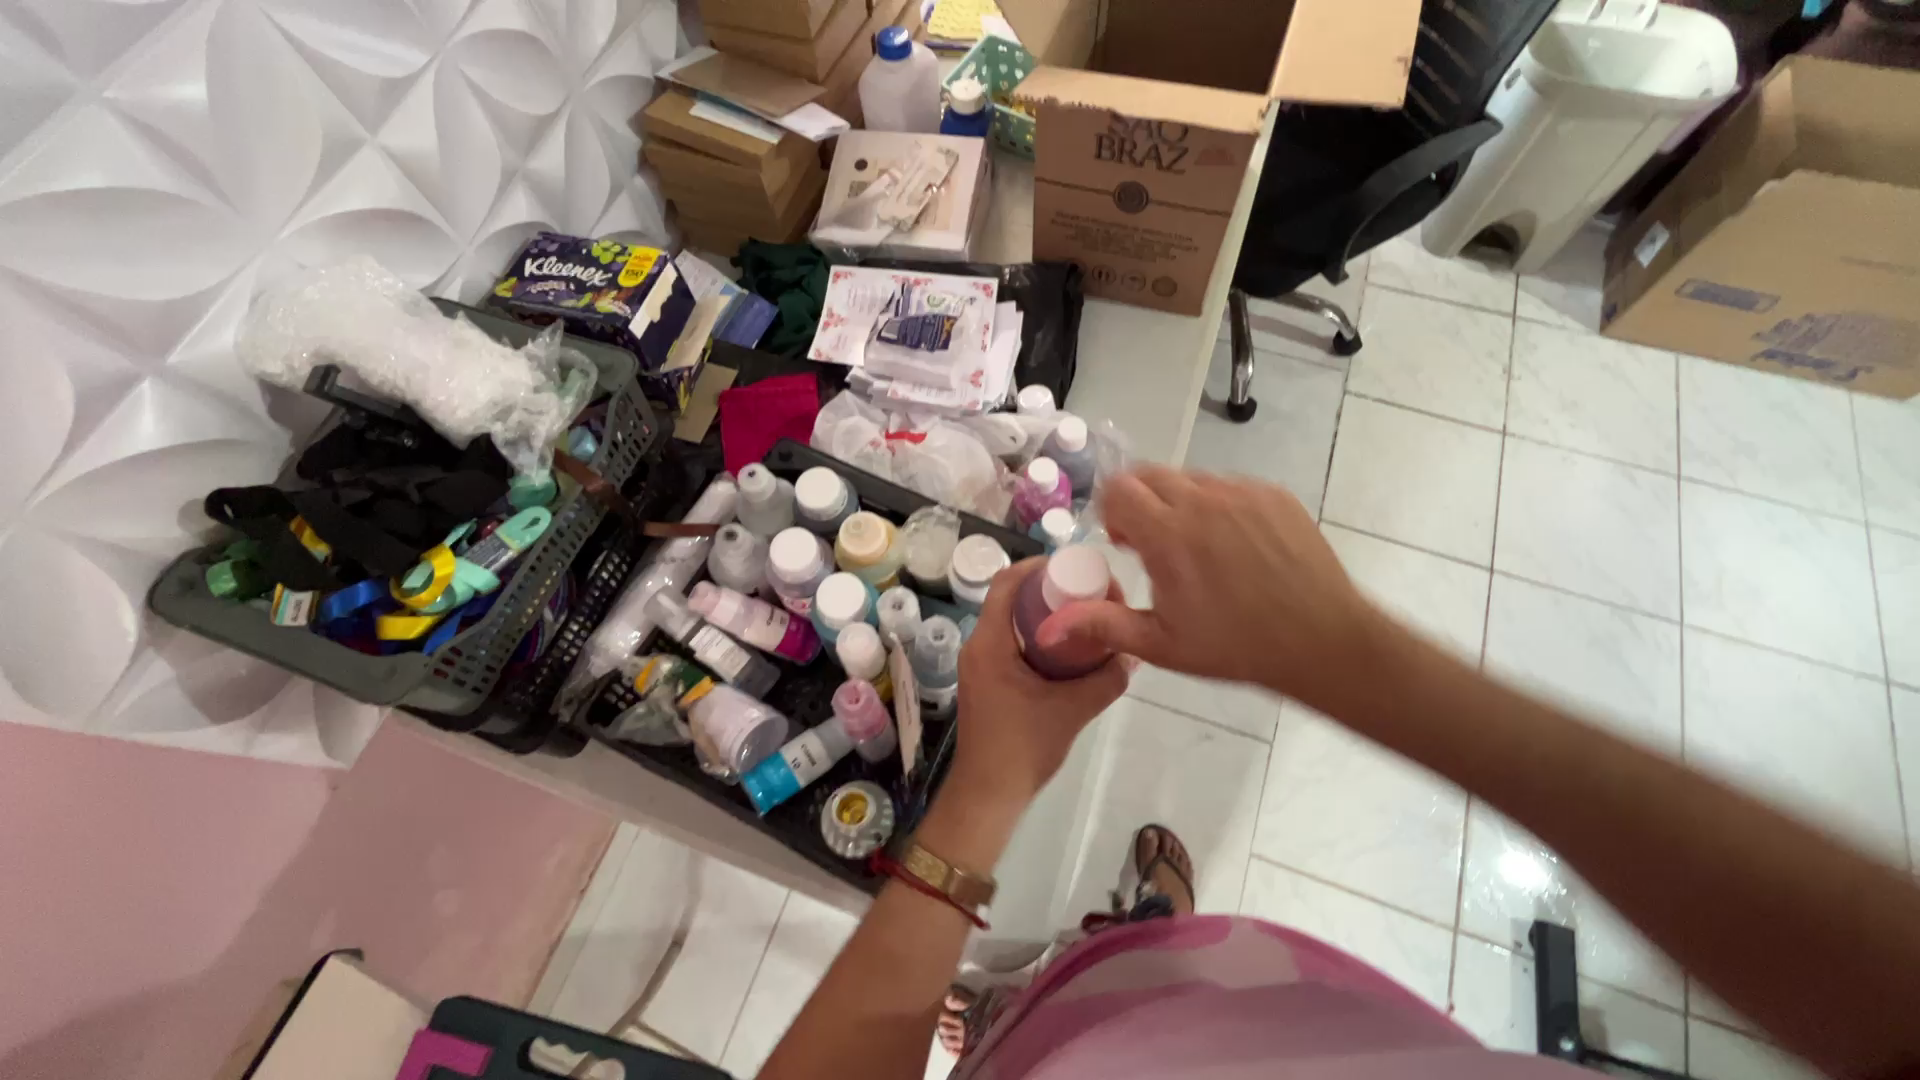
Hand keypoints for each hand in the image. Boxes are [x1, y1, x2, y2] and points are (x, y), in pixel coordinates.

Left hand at [950, 558, 1129, 804]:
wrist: (988, 793)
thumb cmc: (1023, 748)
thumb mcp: (1072, 710)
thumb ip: (1106, 680)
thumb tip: (1133, 654)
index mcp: (989, 643)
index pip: (1006, 584)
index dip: (1038, 567)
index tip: (1073, 566)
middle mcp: (977, 646)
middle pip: (1010, 599)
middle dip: (1047, 590)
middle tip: (1086, 591)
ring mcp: (978, 665)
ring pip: (1010, 623)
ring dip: (1042, 615)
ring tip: (1082, 615)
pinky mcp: (986, 681)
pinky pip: (1009, 643)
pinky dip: (1035, 637)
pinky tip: (1067, 650)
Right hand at [1036, 467, 1386, 709]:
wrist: (1323, 641)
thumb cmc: (1235, 647)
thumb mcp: (1162, 644)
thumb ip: (1102, 625)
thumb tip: (1049, 627)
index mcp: (1170, 535)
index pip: (1119, 489)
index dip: (1113, 512)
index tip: (1125, 543)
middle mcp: (1204, 502)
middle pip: (1151, 475)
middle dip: (1140, 502)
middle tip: (1153, 544)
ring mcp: (1244, 494)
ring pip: (1192, 480)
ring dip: (1181, 504)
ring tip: (1197, 548)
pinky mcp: (1275, 495)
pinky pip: (1231, 487)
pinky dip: (1220, 507)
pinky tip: (1234, 548)